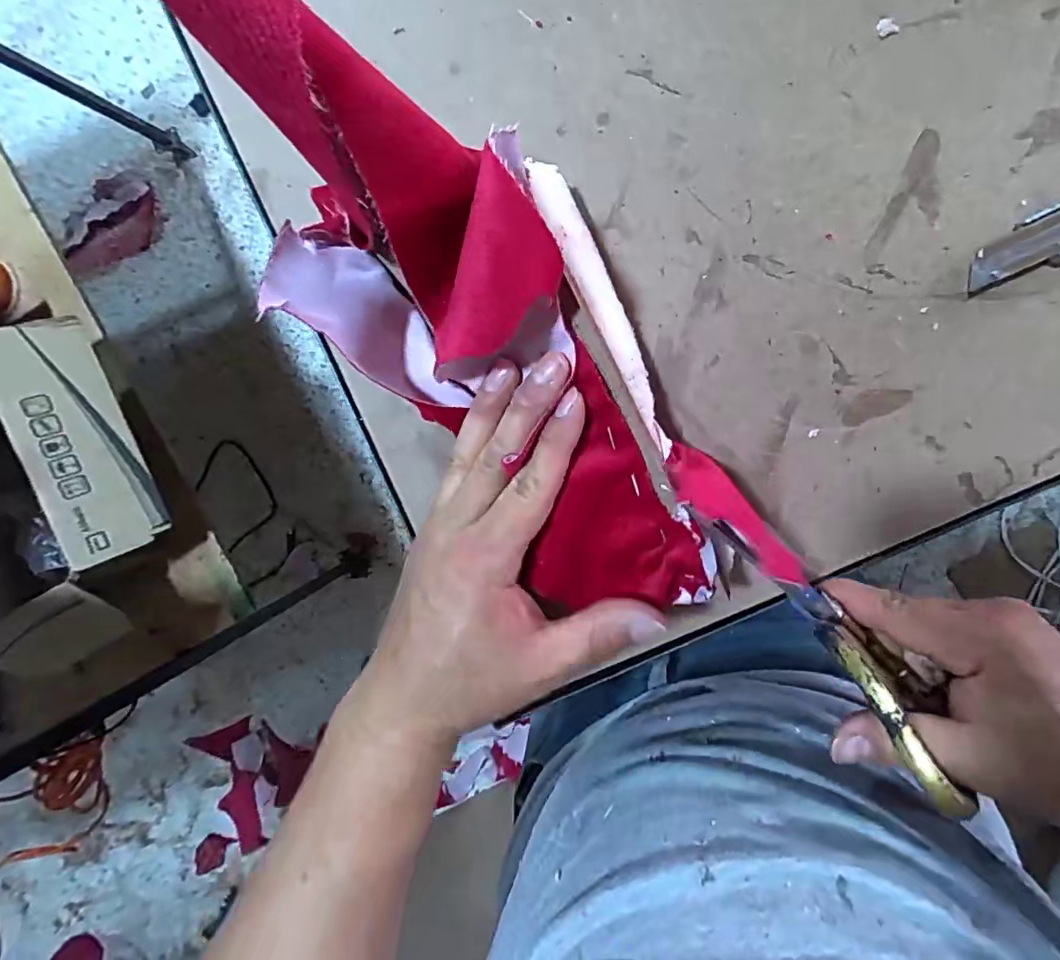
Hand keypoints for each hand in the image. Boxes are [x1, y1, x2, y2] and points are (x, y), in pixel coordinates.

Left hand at [353, 350, 669, 745]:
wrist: (400, 699)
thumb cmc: (473, 680)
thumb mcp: (541, 666)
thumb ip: (597, 635)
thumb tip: (659, 616)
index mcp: (486, 557)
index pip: (528, 487)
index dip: (554, 441)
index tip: (574, 397)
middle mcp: (457, 528)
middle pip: (496, 454)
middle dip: (525, 404)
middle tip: (550, 360)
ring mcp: (439, 523)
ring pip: (467, 453)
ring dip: (489, 407)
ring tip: (507, 365)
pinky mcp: (433, 526)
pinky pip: (455, 468)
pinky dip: (471, 432)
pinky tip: (480, 410)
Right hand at [822, 579, 1059, 833]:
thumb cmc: (1056, 765)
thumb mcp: (970, 758)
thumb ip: (898, 740)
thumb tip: (835, 741)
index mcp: (976, 632)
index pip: (894, 608)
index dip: (848, 601)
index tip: (809, 594)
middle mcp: (990, 612)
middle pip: (911, 616)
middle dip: (878, 643)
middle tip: (859, 683)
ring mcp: (1009, 619)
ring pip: (933, 627)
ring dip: (909, 656)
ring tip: (904, 699)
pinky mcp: (1020, 634)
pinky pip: (957, 634)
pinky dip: (935, 659)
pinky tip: (942, 695)